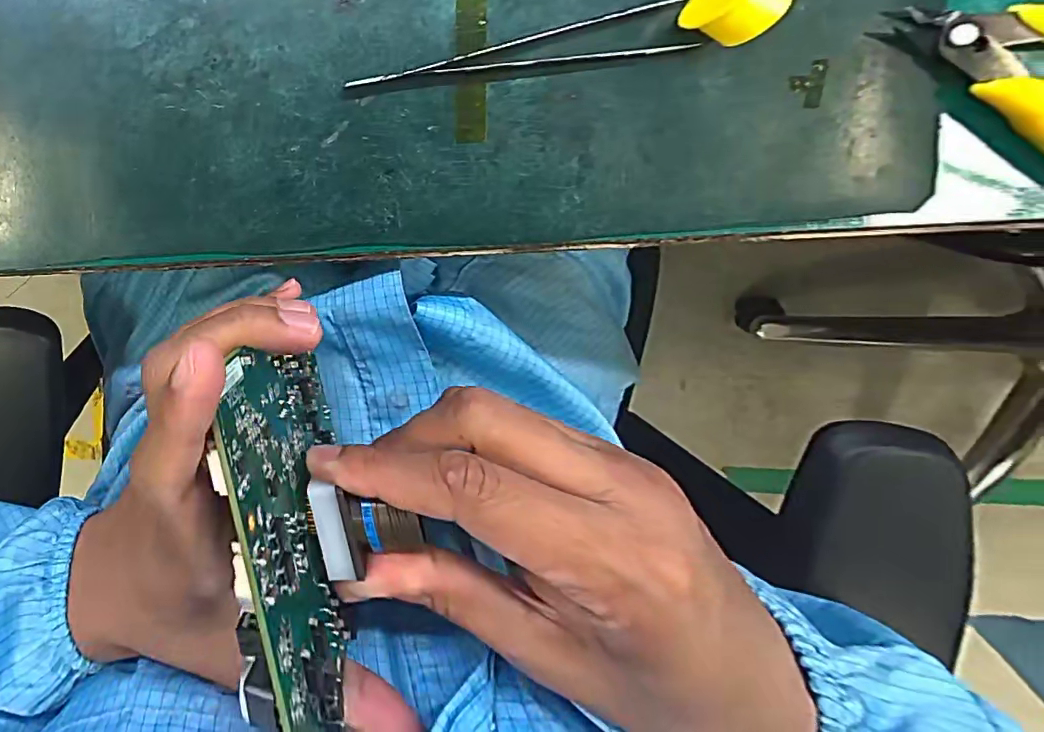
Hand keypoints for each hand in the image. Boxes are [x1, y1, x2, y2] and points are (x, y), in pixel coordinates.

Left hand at [68, 280, 321, 685]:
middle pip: (171, 373)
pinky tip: (279, 304)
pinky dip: (236, 324)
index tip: (205, 361)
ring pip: (183, 351)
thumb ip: (320, 679)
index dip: (182, 404)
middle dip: (230, 337)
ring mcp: (169, 422)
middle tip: (304, 330)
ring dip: (237, 321)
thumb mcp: (234, 648)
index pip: (167, 448)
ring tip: (299, 313)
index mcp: (166, 503)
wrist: (113, 578)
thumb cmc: (168, 606)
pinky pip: (202, 354)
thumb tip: (406, 729)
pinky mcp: (184, 409)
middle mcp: (164, 449)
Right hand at [307, 387, 814, 731]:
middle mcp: (621, 487)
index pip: (473, 483)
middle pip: (477, 416)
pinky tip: (448, 472)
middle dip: (402, 439)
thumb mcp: (549, 659)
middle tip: (364, 479)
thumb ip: (452, 595)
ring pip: (488, 405)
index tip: (327, 467)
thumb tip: (364, 565)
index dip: (387, 470)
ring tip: (401, 478)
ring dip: (426, 431)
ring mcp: (621, 457)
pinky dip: (459, 434)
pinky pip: (512, 417)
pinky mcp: (612, 448)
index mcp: (613, 558)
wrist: (767, 682)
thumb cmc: (656, 690)